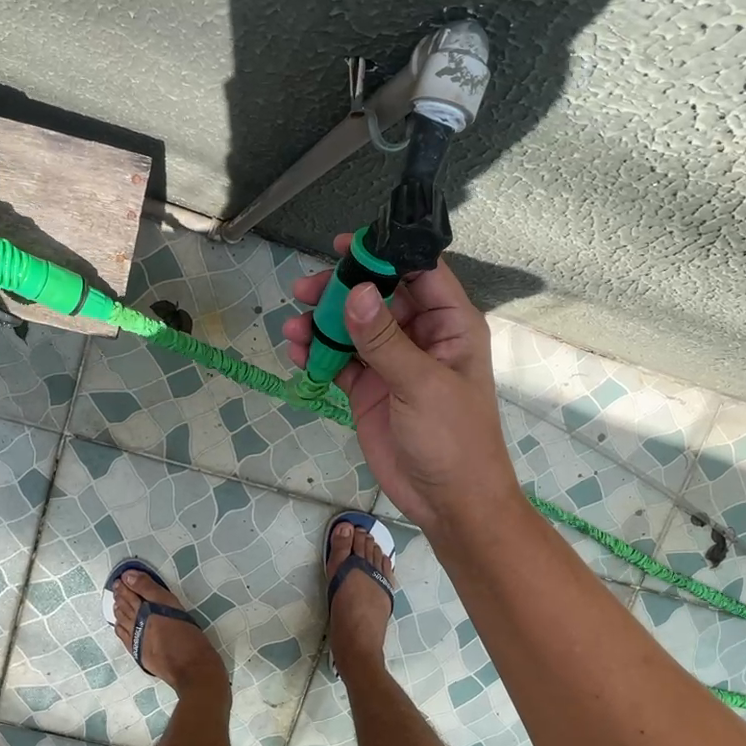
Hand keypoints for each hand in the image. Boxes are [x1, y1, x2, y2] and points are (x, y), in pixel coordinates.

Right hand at [283, 235, 516, 530]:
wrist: (447, 500)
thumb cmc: (452, 439)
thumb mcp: (421, 385)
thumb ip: (385, 341)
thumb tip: (357, 293)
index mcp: (450, 325)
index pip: (418, 273)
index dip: (385, 254)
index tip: (345, 245)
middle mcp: (420, 337)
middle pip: (377, 297)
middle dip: (342, 291)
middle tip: (304, 289)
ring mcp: (391, 364)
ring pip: (352, 330)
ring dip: (322, 325)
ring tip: (293, 327)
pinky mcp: (368, 390)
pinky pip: (340, 362)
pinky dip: (318, 356)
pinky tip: (297, 352)